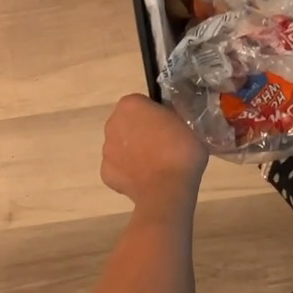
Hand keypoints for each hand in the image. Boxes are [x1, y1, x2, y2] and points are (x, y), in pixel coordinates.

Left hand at [100, 94, 207, 216]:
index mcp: (129, 105)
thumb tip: (169, 117)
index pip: (142, 103)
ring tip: (156, 165)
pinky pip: (119, 169)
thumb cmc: (180, 149)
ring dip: (134, 151)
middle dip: (141, 131)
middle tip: (163, 144)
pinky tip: (146, 179)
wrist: (168, 190)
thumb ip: (172, 114)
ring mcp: (107, 150)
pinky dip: (129, 173)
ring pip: (121, 146)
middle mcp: (112, 123)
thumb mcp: (186, 121)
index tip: (169, 125)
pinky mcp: (105, 174)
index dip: (155, 114)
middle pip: (127, 123)